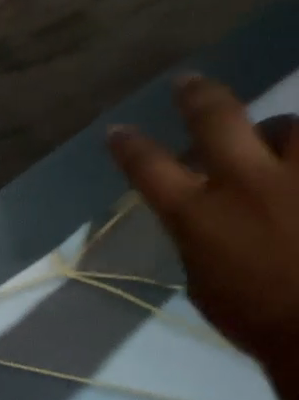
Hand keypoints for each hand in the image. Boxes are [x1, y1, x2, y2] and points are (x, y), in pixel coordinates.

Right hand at [109, 75, 298, 365]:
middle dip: (199, 97)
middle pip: (219, 120)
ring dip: (285, 131)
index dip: (129, 145)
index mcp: (197, 212)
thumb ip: (204, 238)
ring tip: (286, 141)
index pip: (147, 165)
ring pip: (296, 126)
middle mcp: (248, 181)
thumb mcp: (206, 280)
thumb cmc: (257, 316)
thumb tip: (212, 217)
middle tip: (189, 83)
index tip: (119, 131)